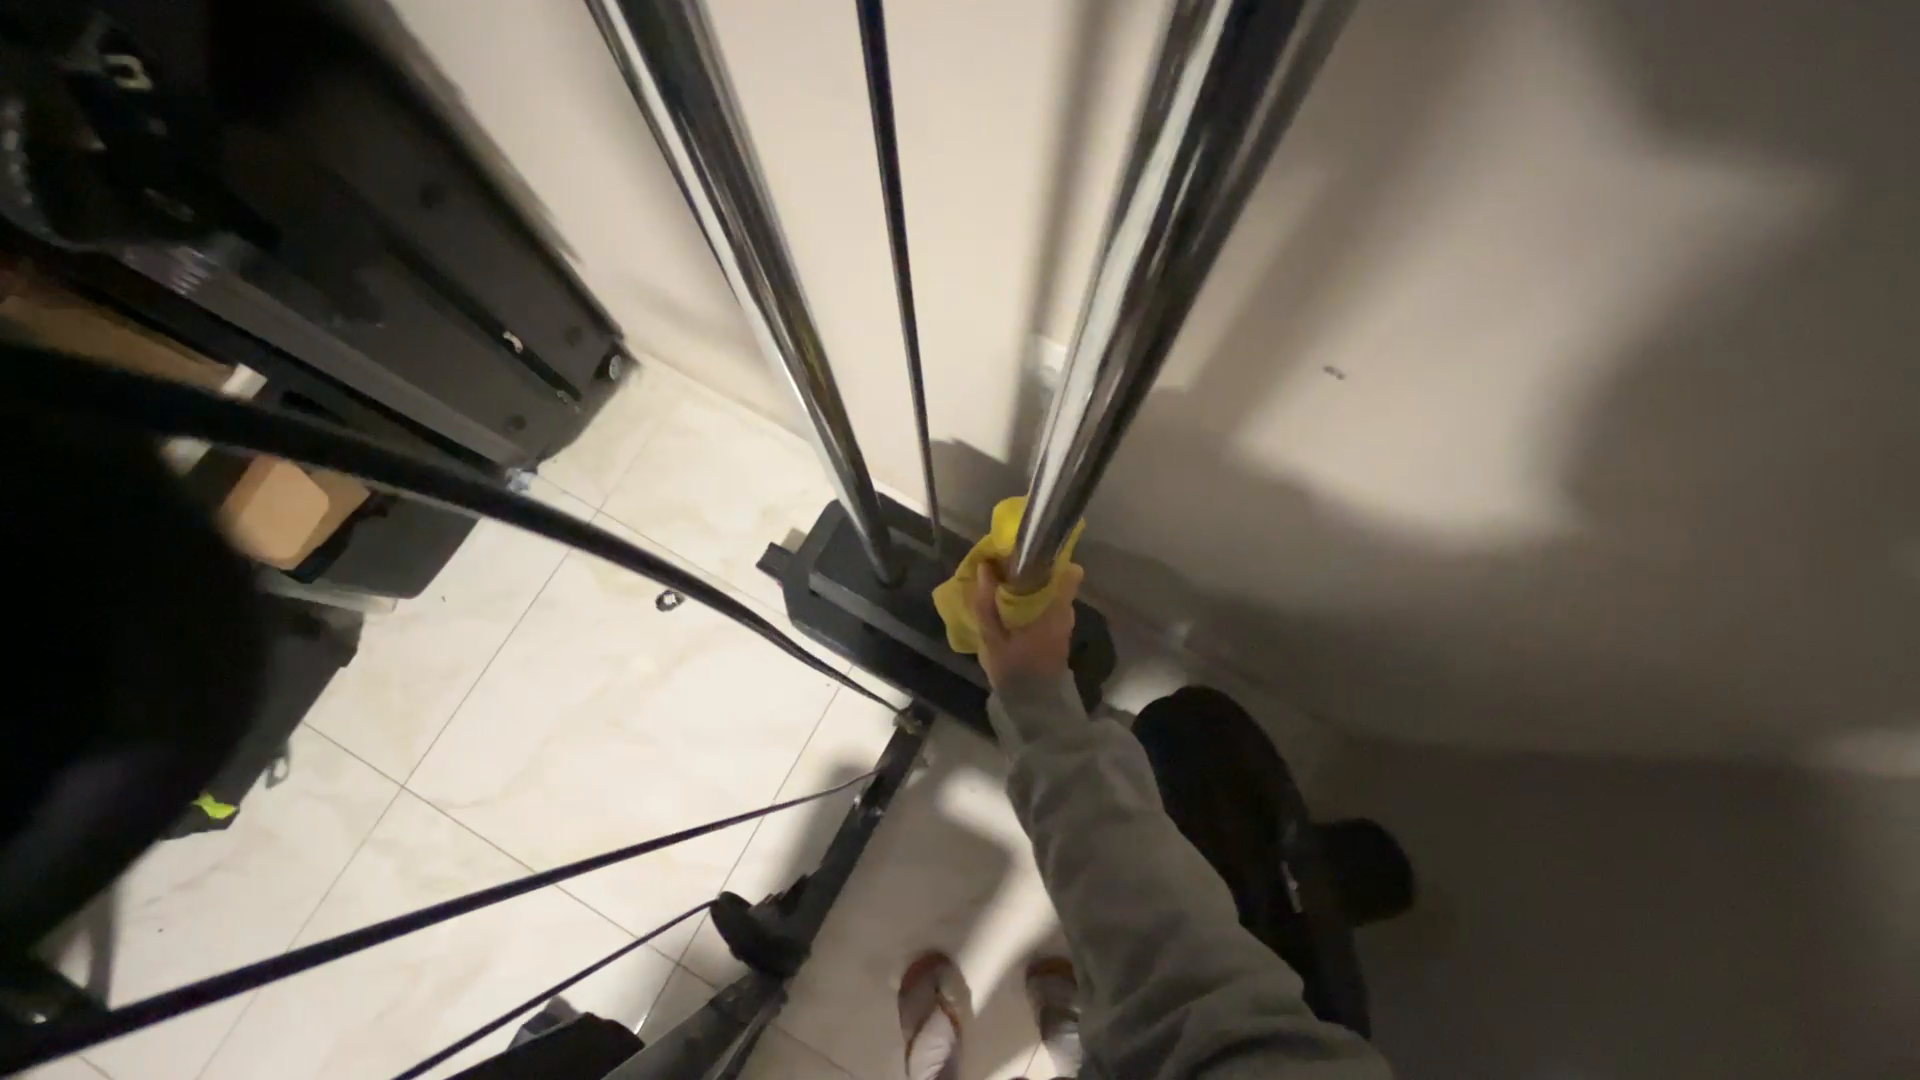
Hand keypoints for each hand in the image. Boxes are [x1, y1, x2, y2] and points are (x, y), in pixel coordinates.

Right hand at [971, 559, 1083, 688]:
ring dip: (1031, 586)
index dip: (1050, 558)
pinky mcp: (1059, 632)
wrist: (1034, 706)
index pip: (1070, 573)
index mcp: (1055, 611)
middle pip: (1056, 579)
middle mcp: (1066, 613)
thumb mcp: (992, 640)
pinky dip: (1033, 601)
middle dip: (1033, 570)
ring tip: (1003, 587)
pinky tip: (1010, 608)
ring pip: (1051, 592)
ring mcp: (1065, 623)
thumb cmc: (1014, 671)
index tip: (1024, 553)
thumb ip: (987, 604)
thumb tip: (984, 567)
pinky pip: (1048, 606)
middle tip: (1003, 569)